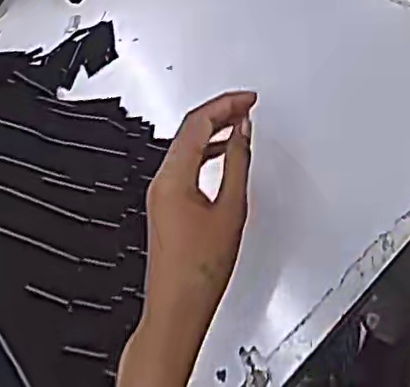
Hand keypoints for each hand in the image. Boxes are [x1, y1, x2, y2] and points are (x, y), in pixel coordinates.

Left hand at [134, 91, 255, 373]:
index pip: (199, 122)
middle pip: (190, 128)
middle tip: (247, 104)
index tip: (248, 98)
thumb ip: (238, 162)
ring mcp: (161, 192)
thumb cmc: (198, 271)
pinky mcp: (166, 203)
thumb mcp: (231, 209)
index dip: (226, 103)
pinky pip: (186, 162)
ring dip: (214, 128)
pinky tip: (224, 151)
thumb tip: (242, 131)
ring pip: (187, 144)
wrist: (176, 311)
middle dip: (220, 111)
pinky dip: (207, 149)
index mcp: (174, 176)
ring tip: (240, 121)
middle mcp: (162, 180)